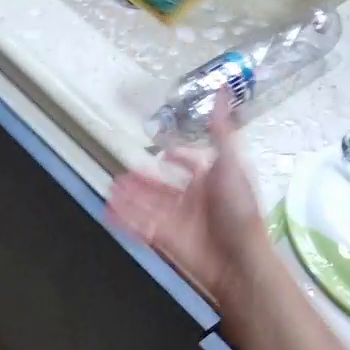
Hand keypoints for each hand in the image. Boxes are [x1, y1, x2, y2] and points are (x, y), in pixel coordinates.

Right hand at [107, 97, 270, 306]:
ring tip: (112, 188)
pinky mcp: (165, 238)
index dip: (178, 157)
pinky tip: (110, 210)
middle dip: (144, 179)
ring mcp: (177, 219)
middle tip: (124, 173)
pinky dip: (124, 218)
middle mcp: (193, 198)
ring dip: (130, 197)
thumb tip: (222, 91)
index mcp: (212, 179)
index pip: (191, 164)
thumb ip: (221, 130)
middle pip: (163, 186)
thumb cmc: (239, 210)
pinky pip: (140, 226)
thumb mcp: (232, 162)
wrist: (237, 258)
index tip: (163, 152)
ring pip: (148, 204)